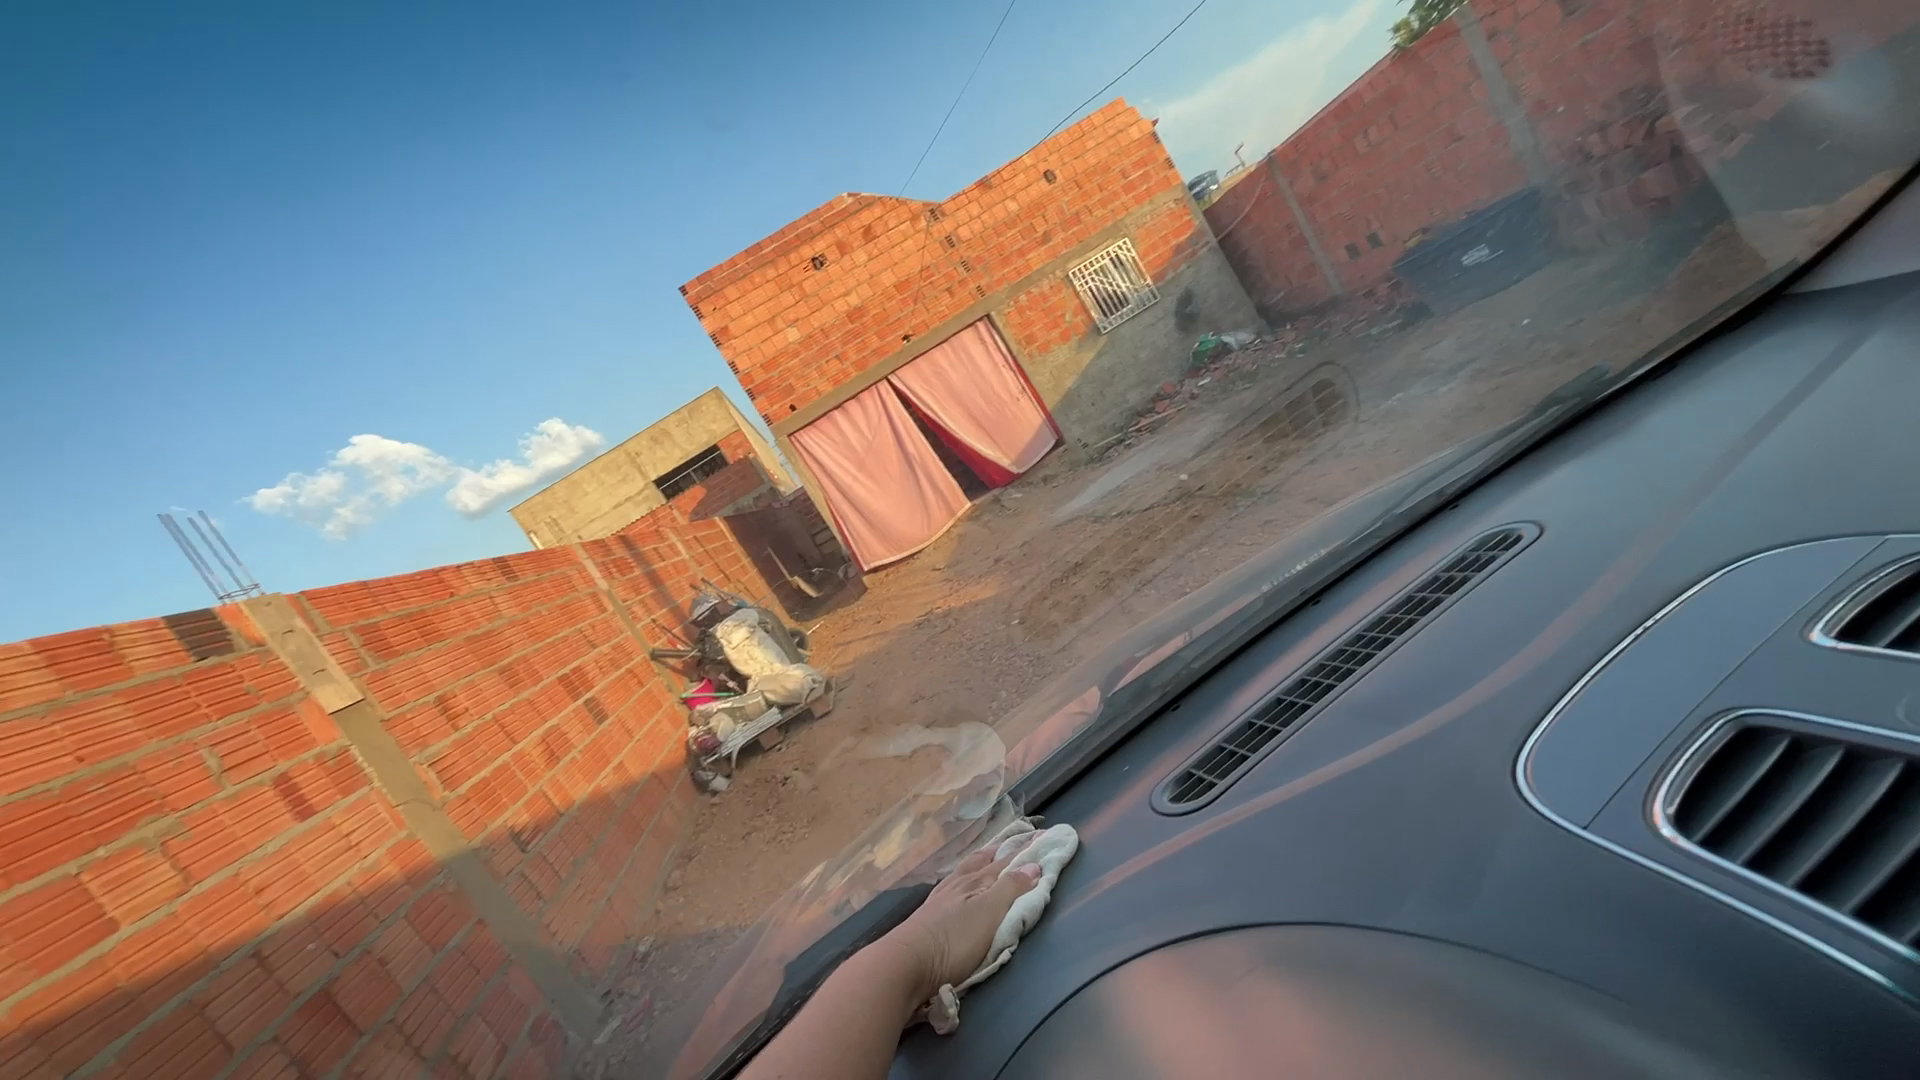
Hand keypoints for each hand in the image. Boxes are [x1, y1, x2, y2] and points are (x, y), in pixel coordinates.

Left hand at [876, 848, 1042, 1002]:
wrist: (906, 962)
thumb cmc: (954, 939)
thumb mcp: (989, 913)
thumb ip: (1010, 889)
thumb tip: (1033, 864)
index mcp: (976, 880)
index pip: (1006, 861)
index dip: (1024, 851)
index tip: (1042, 837)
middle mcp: (959, 882)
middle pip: (983, 861)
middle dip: (1002, 851)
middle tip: (1016, 840)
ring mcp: (941, 898)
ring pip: (966, 871)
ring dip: (981, 862)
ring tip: (990, 856)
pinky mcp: (929, 914)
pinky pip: (953, 885)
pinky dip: (964, 878)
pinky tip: (959, 882)